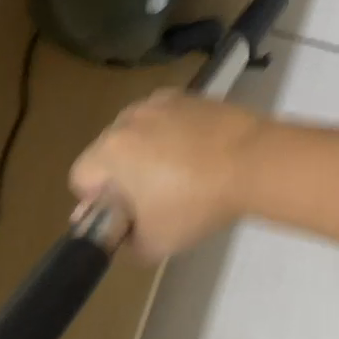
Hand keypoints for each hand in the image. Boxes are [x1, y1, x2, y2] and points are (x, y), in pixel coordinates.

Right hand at [69, 89, 266, 261]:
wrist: (256, 160)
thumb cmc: (197, 202)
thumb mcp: (154, 243)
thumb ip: (125, 242)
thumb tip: (121, 232)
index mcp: (110, 149)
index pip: (82, 178)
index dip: (99, 201)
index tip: (127, 213)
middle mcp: (130, 117)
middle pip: (111, 150)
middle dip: (124, 173)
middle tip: (155, 195)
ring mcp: (165, 101)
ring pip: (140, 130)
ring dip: (149, 148)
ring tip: (181, 171)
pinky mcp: (195, 95)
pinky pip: (171, 117)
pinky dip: (177, 131)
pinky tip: (200, 150)